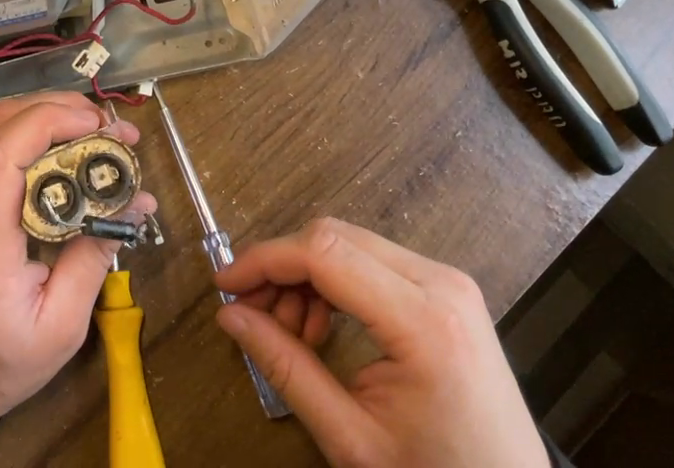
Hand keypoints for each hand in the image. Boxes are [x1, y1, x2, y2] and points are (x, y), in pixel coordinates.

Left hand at [0, 92, 155, 422]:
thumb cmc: (3, 360)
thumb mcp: (62, 325)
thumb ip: (93, 260)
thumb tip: (134, 202)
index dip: (46, 123)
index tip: (96, 125)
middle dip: (60, 110)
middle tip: (113, 128)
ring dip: (50, 116)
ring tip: (99, 132)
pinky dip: (38, 133)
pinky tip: (72, 146)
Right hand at [213, 218, 543, 467]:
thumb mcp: (352, 437)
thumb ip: (286, 368)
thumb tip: (230, 316)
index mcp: (424, 320)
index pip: (323, 252)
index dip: (264, 259)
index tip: (225, 284)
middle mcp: (441, 282)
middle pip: (333, 237)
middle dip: (281, 267)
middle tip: (252, 311)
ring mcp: (448, 281)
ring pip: (348, 243)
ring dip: (305, 276)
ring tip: (289, 331)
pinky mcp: (447, 290)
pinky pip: (372, 260)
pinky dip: (333, 282)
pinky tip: (321, 326)